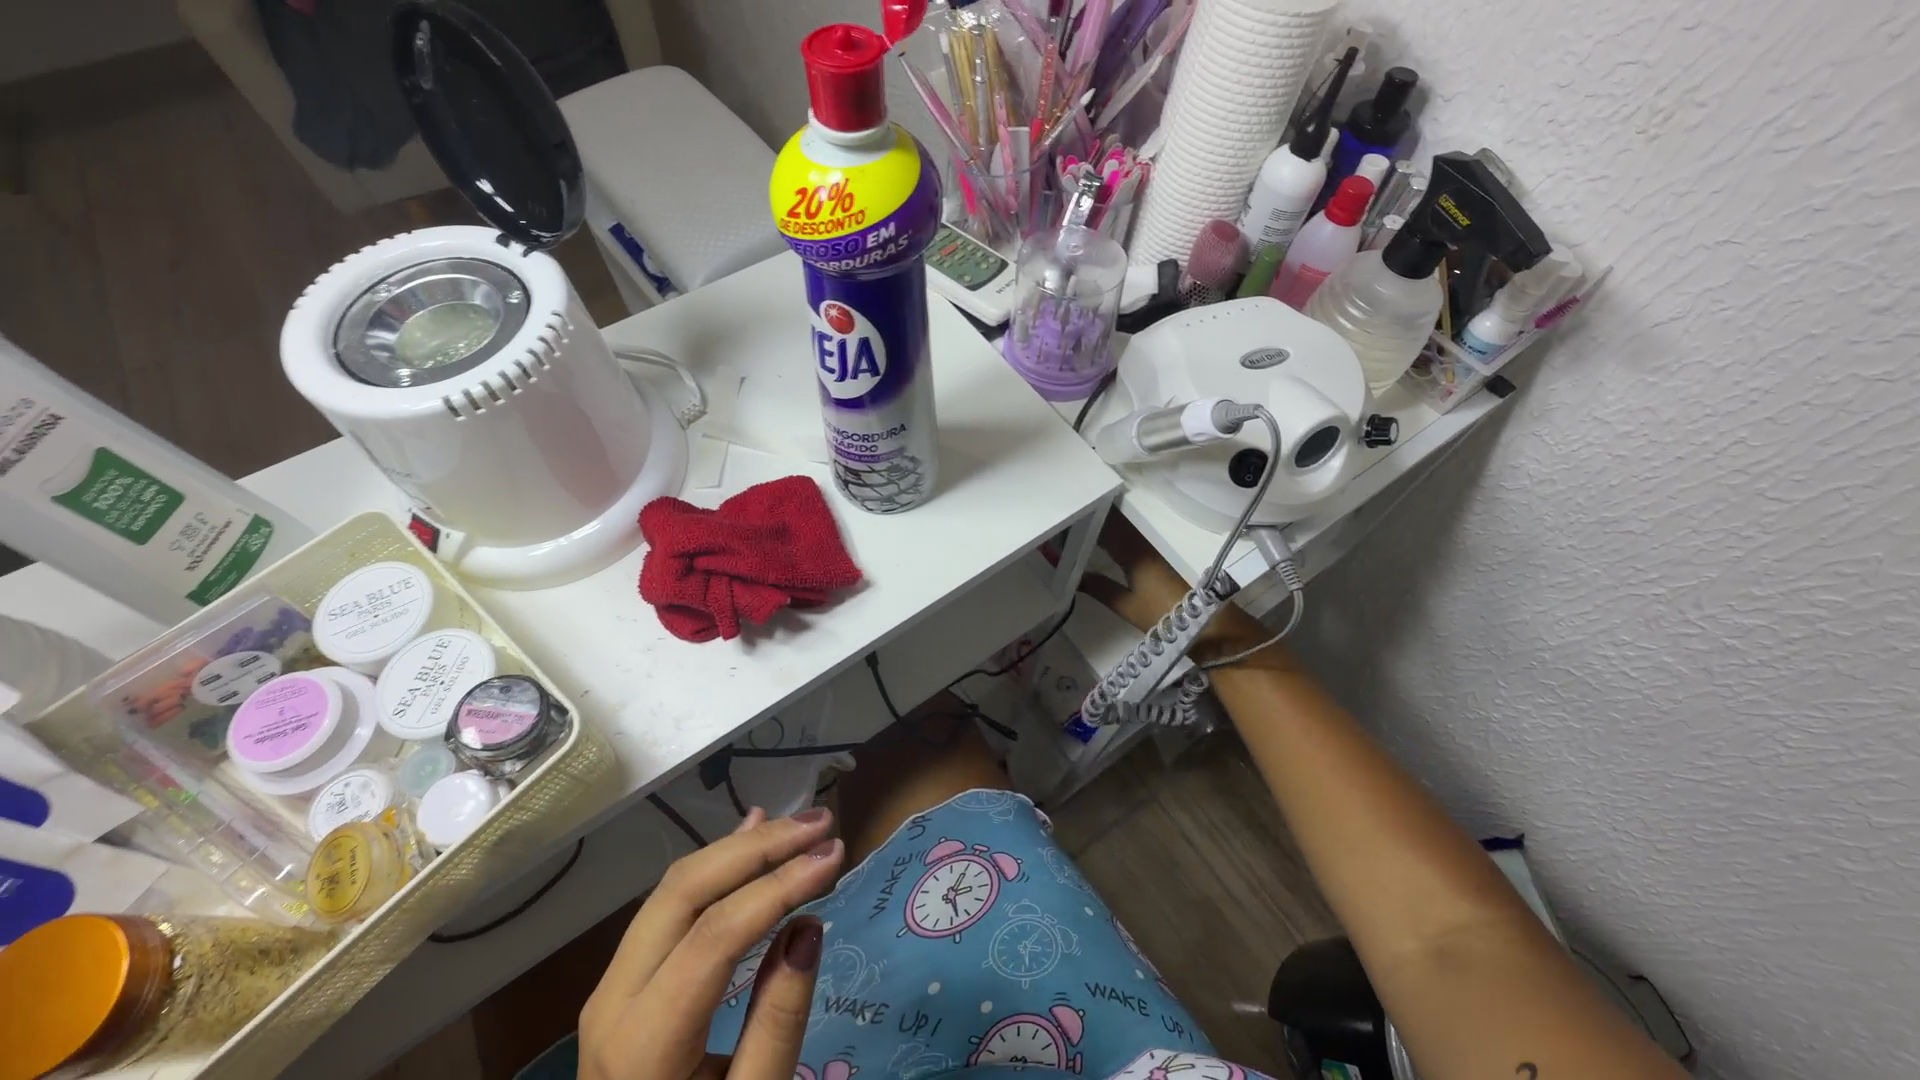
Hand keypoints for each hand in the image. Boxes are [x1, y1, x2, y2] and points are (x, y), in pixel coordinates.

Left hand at [580, 806, 844, 1079]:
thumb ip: (778, 1021)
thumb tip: (808, 926)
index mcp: (642, 1039)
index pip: (714, 934)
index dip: (778, 886)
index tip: (834, 855)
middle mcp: (613, 996)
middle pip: (684, 892)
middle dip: (758, 849)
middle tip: (821, 826)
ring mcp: (611, 984)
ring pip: (672, 889)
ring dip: (738, 849)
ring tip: (797, 825)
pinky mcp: (623, 980)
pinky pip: (667, 908)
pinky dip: (713, 867)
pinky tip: (745, 836)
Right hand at [1078, 516, 1291, 668]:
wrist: (1208, 625)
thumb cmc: (1164, 616)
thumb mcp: (1126, 606)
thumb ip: (1100, 588)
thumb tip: (1075, 578)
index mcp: (1134, 553)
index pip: (1107, 528)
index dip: (1088, 519)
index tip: (1069, 516)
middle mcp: (1145, 544)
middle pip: (1117, 524)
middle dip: (1096, 518)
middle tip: (1073, 517)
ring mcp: (1156, 550)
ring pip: (1126, 530)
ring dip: (1108, 526)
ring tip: (1086, 525)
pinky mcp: (1163, 559)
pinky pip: (1135, 539)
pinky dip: (1120, 537)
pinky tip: (1109, 542)